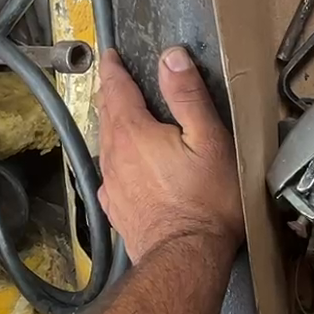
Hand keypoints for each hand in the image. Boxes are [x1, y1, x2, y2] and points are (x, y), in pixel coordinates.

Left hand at [96, 46, 243, 263]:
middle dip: (109, 93)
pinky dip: (114, 158)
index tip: (110, 56)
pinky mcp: (117, 207)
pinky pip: (109, 172)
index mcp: (134, 132)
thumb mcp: (208, 139)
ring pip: (105, 142)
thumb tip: (171, 58)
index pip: (115, 89)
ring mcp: (112, 183)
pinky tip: (121, 164)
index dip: (113, 69)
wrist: (186, 258)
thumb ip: (188, 96)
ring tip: (118, 114)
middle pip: (106, 114)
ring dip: (110, 123)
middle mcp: (114, 155)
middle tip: (114, 79)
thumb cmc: (205, 201)